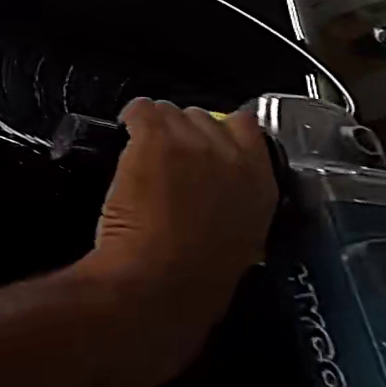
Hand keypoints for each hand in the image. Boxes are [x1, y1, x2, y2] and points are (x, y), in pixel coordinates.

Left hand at [77, 98, 276, 333]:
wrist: (161, 277)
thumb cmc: (194, 270)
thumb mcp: (238, 234)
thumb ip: (234, 198)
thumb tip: (212, 183)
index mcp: (261, 182)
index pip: (247, 127)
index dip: (218, 130)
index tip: (199, 141)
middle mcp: (232, 155)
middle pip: (201, 117)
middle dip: (182, 132)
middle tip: (165, 157)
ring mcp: (193, 143)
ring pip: (168, 111)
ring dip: (155, 127)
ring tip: (144, 154)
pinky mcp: (157, 138)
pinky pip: (140, 109)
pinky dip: (131, 117)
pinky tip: (125, 129)